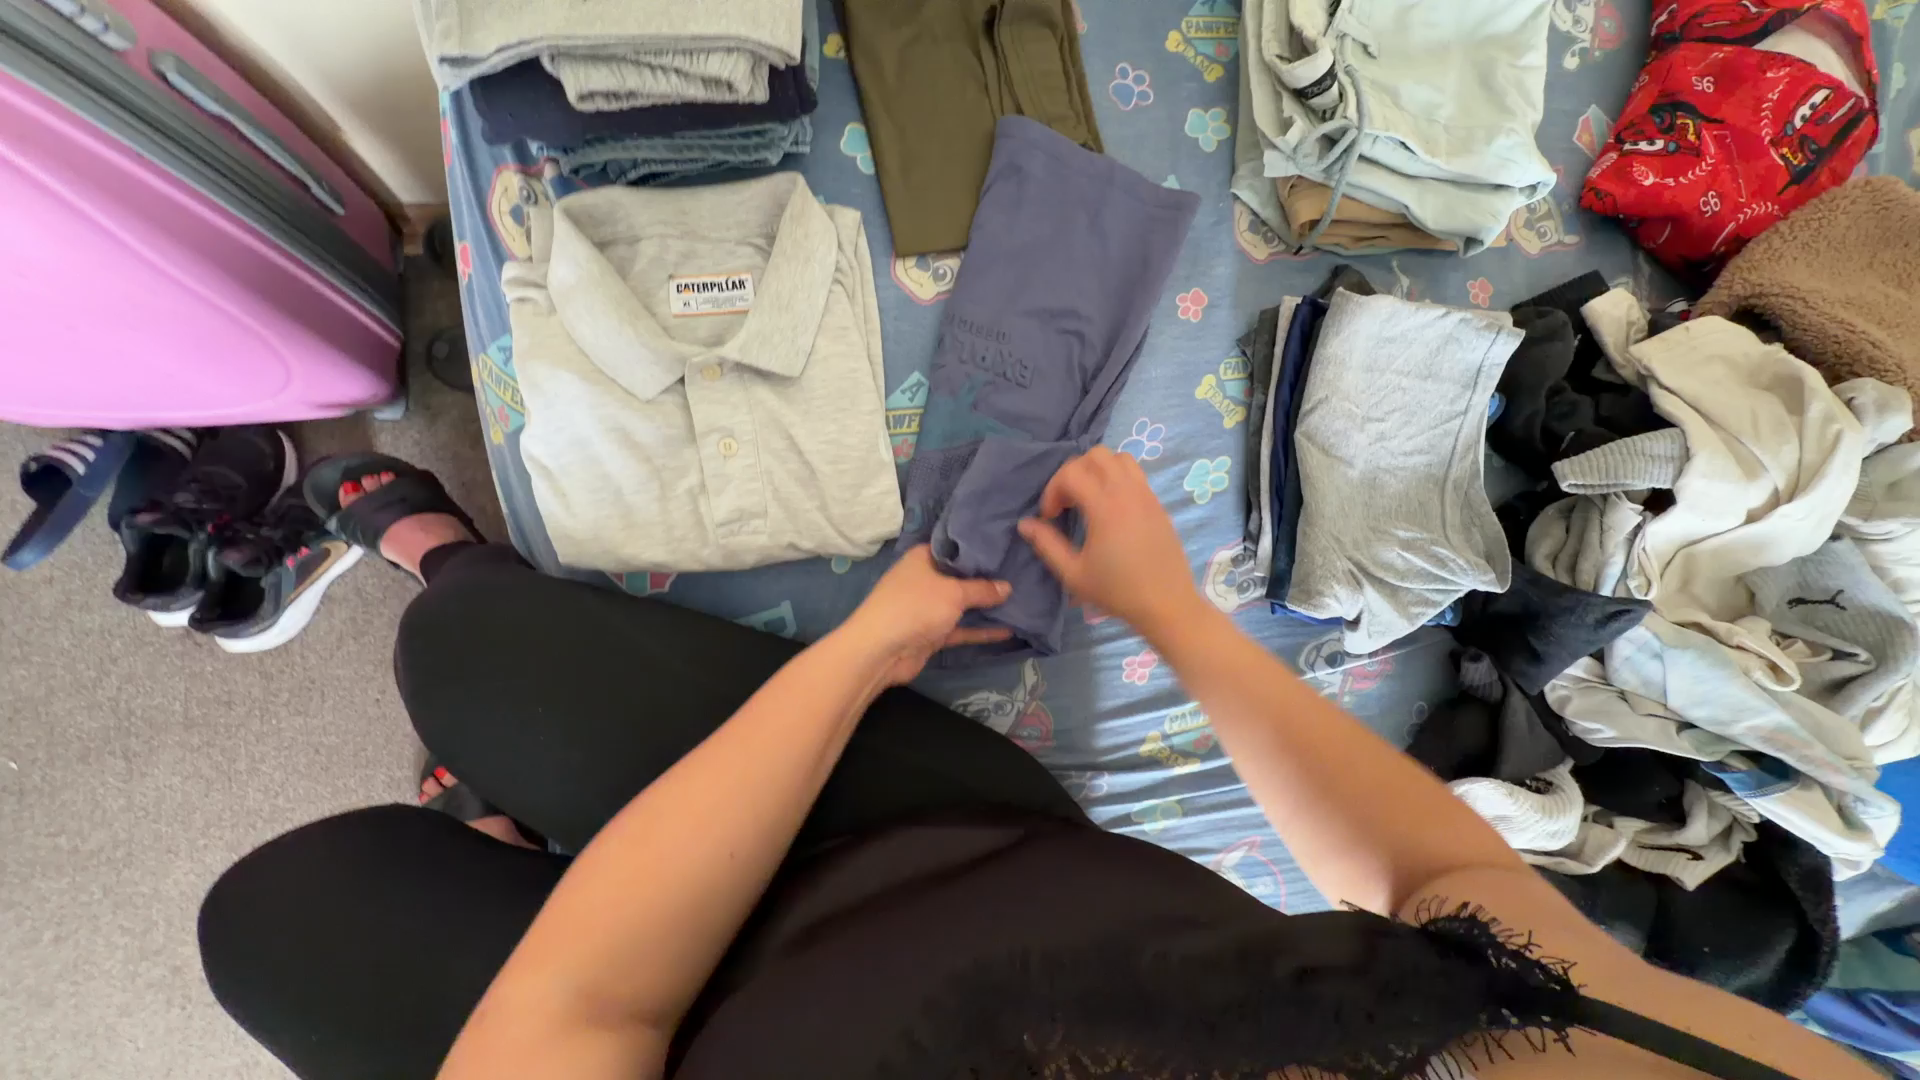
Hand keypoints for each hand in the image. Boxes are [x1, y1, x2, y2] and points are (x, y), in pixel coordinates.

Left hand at [835, 546, 1013, 685]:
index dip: (981, 547)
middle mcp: (926, 578)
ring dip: (987, 607)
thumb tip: (1008, 586)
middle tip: (1023, 572)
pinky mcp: (933, 632)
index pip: (956, 547)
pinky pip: (961, 628)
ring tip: (1023, 600)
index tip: (1009, 546)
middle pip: (962, 576)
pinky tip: (1009, 630)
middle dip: (989, 578)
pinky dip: (980, 630)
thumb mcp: (953, 593)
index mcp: (924, 558)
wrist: (881, 650)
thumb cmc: (915, 606)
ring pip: (963, 604)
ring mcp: (929, 607)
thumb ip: (982, 589)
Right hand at [1017, 447, 1205, 638]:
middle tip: (1067, 502)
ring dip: (1097, 470)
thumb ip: (1046, 544)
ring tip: (1089, 498)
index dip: (1053, 490)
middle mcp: (1128, 492)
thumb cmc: (1117, 591)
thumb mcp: (1073, 573)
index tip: (1050, 516)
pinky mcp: (1157, 503)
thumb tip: (1025, 524)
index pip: (1071, 473)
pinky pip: (1135, 473)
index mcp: (1106, 507)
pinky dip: (1116, 478)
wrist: (1167, 605)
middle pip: (1095, 456)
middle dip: (1073, 473)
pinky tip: (1110, 507)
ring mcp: (1146, 495)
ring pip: (1118, 458)